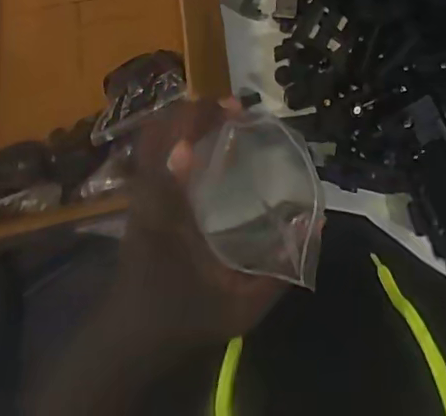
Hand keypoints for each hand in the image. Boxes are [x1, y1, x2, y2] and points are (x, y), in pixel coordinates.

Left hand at [103, 98, 287, 352]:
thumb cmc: (186, 319)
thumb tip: (315, 225)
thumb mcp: (241, 310)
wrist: (130, 336)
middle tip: (235, 108)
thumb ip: (280, 272)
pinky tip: (200, 137)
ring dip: (183, 117)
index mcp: (169, 217)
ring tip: (219, 114)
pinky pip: (149, 149)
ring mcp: (137, 192)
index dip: (196, 127)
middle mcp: (148, 195)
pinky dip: (172, 131)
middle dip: (195, 111)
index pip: (173, 159)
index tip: (232, 112)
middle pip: (160, 133)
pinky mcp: (136, 195)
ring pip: (150, 135)